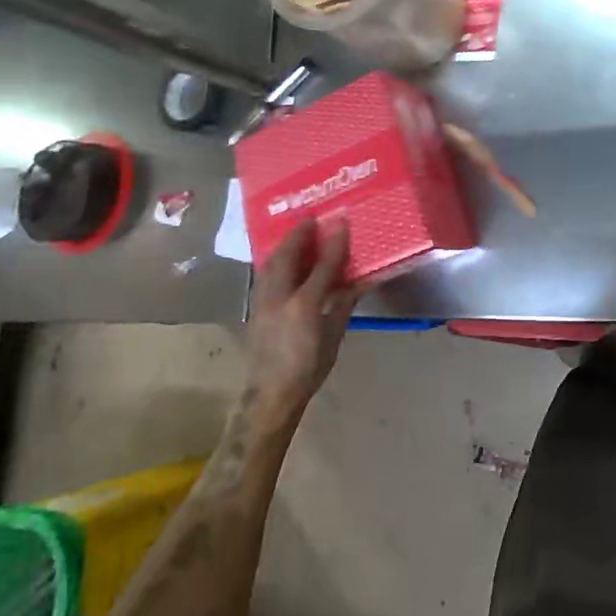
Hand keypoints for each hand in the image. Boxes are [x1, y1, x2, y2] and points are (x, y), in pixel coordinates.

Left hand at [243, 218, 359, 425]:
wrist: (270, 396)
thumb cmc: (309, 367)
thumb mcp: (334, 335)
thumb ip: (344, 304)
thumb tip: (360, 281)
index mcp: (303, 305)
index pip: (321, 266)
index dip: (333, 243)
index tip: (341, 222)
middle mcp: (279, 299)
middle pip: (286, 258)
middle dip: (298, 236)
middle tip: (311, 219)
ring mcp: (262, 304)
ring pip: (269, 266)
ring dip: (283, 246)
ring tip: (296, 233)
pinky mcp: (254, 311)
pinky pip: (265, 277)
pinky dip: (274, 262)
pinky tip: (282, 260)